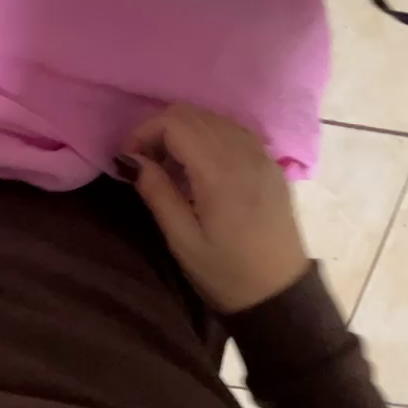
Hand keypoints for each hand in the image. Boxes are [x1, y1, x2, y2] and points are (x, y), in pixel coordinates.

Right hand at [122, 105, 309, 312]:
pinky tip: (198, 169)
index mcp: (220, 172)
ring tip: (169, 168)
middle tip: (145, 165)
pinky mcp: (270, 165)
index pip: (176, 123)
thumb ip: (157, 192)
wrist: (279, 293)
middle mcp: (244, 153)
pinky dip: (208, 139)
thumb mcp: (182, 239)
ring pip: (214, 119)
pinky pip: (233, 132)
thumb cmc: (225, 272)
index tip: (129, 160)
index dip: (145, 132)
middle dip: (161, 131)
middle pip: (194, 114)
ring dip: (184, 133)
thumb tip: (131, 159)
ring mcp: (262, 155)